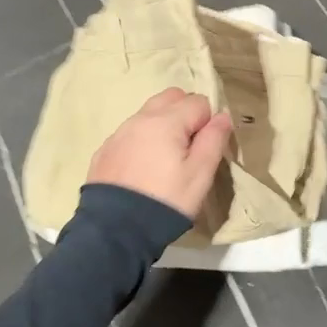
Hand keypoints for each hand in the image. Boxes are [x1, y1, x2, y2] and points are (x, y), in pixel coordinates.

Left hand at [87, 88, 232, 218]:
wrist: (116, 229)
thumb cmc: (166, 200)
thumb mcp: (200, 175)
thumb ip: (213, 140)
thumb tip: (222, 116)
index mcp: (166, 121)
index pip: (198, 102)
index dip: (208, 122)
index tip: (205, 148)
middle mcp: (139, 119)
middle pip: (170, 97)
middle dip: (185, 113)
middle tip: (189, 146)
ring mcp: (118, 134)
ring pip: (148, 113)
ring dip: (162, 125)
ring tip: (166, 159)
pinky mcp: (104, 150)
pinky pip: (129, 133)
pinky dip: (142, 140)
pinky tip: (142, 168)